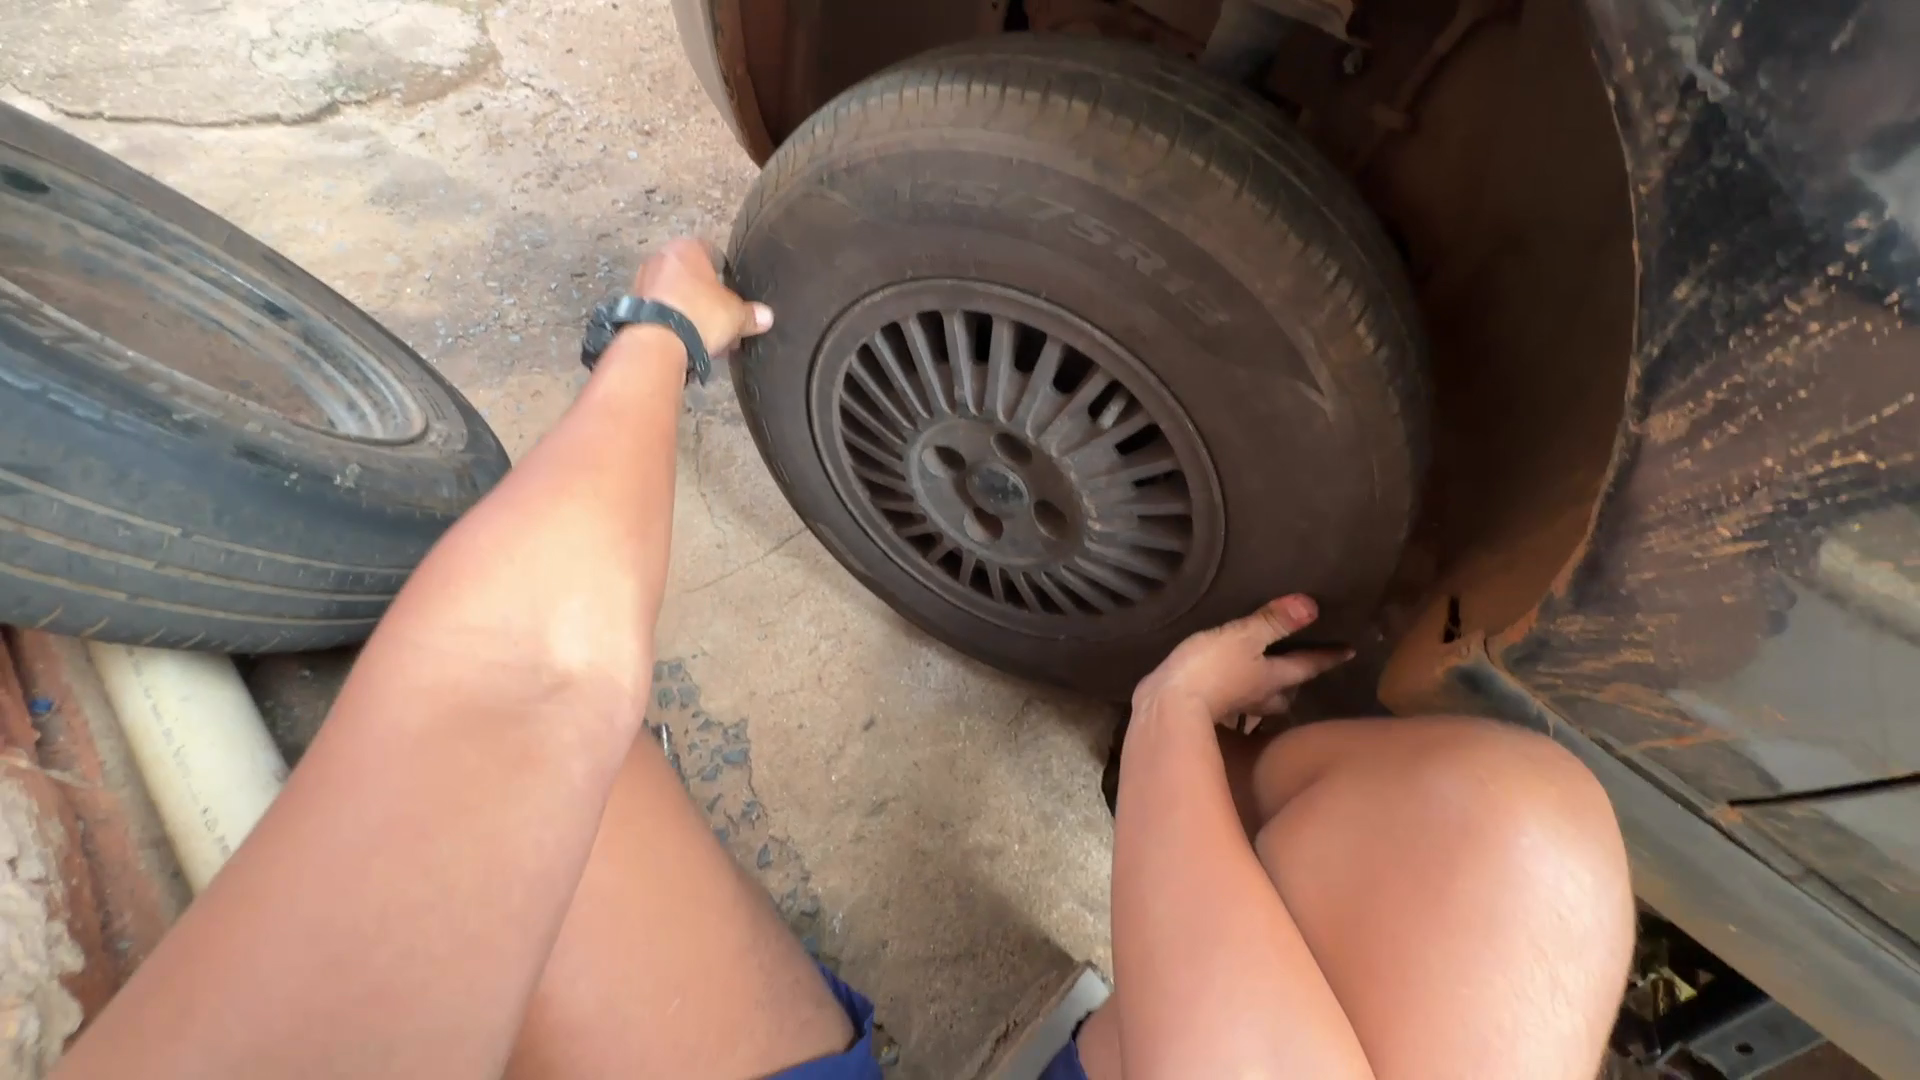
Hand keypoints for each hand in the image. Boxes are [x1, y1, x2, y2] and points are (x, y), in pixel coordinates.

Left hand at [629, 237, 774, 355]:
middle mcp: (662, 256)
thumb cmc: (701, 314)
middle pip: (690, 273)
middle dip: (706, 293)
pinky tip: (687, 339)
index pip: (711, 251)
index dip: (724, 270)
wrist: (658, 340)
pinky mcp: (632, 305)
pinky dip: (674, 320)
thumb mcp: (736, 315)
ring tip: (706, 334)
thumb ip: (751, 314)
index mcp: (688, 248)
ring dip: (690, 309)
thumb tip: (767, 316)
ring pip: (675, 292)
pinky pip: (662, 309)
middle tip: (722, 316)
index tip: (731, 288)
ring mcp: (644, 280)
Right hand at [1131, 595, 1353, 727]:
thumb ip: (1273, 622)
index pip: (1308, 665)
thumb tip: (1312, 606)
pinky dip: (1238, 696)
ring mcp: (1236, 706)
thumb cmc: (1211, 668)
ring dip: (1269, 694)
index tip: (1350, 651)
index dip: (1328, 656)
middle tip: (1301, 670)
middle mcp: (1261, 696)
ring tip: (1266, 680)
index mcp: (1274, 677)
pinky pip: (1235, 704)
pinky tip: (1228, 689)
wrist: (1169, 706)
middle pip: (1287, 693)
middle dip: (1296, 682)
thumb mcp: (1243, 636)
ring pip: (1263, 703)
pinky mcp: (1212, 710)